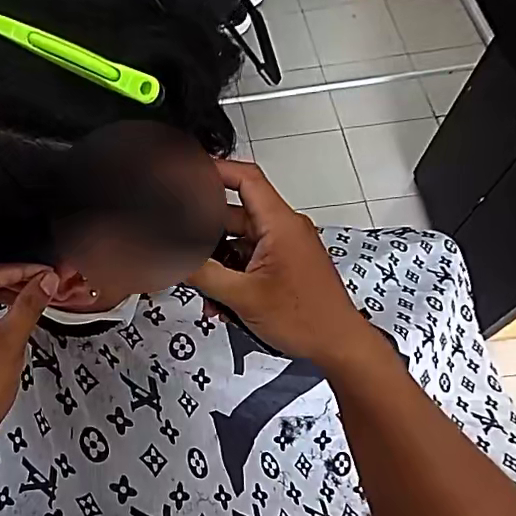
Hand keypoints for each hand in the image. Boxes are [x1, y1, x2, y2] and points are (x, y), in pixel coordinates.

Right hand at [188, 161, 389, 369]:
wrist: (337, 344)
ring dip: (218, 264)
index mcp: (281, 225)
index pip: (245, 179)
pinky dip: (233, 277)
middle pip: (234, 216)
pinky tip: (223, 300)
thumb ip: (203, 274)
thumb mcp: (244, 296)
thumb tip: (178, 262)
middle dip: (206, 236)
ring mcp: (287, 249)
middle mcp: (286, 231)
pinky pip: (251, 262)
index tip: (190, 174)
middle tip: (184, 247)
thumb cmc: (310, 319)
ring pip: (240, 244)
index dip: (213, 171)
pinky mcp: (286, 267)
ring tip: (206, 289)